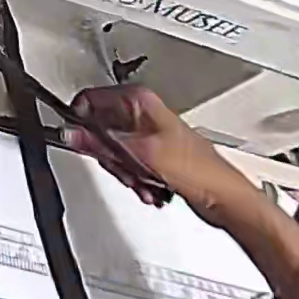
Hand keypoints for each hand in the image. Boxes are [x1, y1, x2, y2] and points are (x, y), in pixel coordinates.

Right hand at [64, 85, 263, 225]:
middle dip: (111, 155)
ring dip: (124, 171)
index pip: (90, 100)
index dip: (82, 122)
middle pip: (100, 128)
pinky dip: (134, 178)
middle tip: (125, 167)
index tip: (80, 141)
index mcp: (138, 99)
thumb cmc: (198, 170)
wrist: (226, 199)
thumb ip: (101, 142)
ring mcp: (145, 132)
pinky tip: (150, 187)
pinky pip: (127, 163)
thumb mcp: (139, 154)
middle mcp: (141, 111)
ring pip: (113, 149)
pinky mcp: (150, 152)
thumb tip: (72, 132)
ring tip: (143, 180)